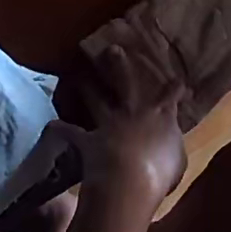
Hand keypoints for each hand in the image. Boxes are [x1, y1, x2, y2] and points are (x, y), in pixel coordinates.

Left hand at [53, 46, 187, 205]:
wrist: (129, 182)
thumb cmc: (162, 174)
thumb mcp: (178, 161)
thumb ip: (174, 148)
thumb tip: (171, 144)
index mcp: (162, 117)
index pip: (170, 96)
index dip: (174, 88)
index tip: (177, 81)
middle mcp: (134, 112)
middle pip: (126, 83)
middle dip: (120, 65)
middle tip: (112, 49)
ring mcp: (109, 124)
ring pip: (97, 101)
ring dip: (88, 88)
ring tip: (80, 77)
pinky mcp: (88, 140)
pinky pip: (71, 132)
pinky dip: (61, 129)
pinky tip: (52, 124)